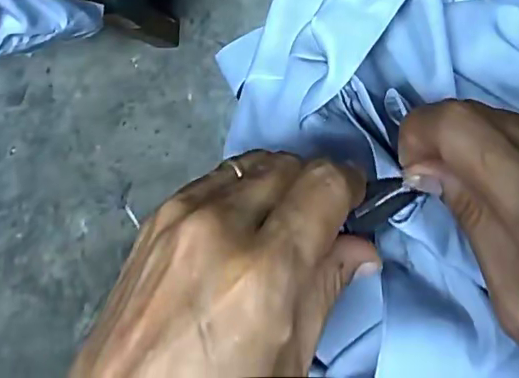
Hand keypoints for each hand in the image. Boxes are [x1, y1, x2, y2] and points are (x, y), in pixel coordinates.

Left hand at [71, 152, 379, 377]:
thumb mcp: (287, 366)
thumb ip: (327, 288)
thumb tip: (361, 245)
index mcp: (262, 272)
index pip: (326, 182)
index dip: (351, 186)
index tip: (357, 202)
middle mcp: (221, 228)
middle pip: (293, 163)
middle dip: (315, 186)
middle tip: (320, 222)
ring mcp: (182, 217)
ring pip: (257, 161)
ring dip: (280, 182)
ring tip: (279, 224)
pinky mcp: (157, 218)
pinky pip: (220, 176)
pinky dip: (242, 188)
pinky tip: (240, 225)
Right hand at [399, 100, 518, 377]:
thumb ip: (475, 224)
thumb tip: (426, 167)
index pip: (460, 126)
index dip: (419, 133)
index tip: (411, 173)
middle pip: (474, 109)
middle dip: (438, 137)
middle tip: (432, 185)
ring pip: (498, 111)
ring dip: (469, 139)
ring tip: (471, 189)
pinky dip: (499, 141)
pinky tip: (507, 182)